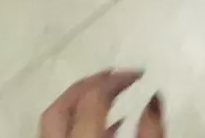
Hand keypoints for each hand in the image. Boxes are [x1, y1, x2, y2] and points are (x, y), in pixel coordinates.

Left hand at [38, 70, 163, 137]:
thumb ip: (152, 131)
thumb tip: (153, 98)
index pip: (92, 98)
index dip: (117, 79)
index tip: (140, 73)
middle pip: (59, 108)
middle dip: (87, 84)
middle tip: (115, 74)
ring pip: (52, 121)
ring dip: (78, 102)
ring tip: (109, 94)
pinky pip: (56, 135)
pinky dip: (76, 122)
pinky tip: (102, 123)